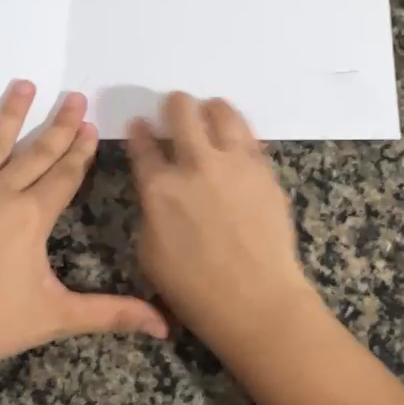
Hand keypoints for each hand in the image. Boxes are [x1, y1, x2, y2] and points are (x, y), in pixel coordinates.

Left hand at [0, 80, 168, 389]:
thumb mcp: (56, 318)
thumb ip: (111, 313)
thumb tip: (164, 325)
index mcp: (30, 217)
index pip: (65, 174)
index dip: (81, 150)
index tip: (92, 124)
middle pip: (35, 152)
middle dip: (59, 124)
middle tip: (74, 97)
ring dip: (9, 114)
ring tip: (24, 84)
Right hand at [126, 93, 321, 343]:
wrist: (256, 299)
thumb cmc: (195, 289)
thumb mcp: (150, 254)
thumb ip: (152, 213)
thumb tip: (160, 195)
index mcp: (160, 189)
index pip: (143, 147)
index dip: (138, 132)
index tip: (139, 125)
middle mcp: (196, 165)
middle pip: (182, 114)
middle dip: (174, 105)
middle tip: (175, 107)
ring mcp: (235, 164)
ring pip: (222, 114)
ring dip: (211, 108)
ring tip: (209, 110)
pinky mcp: (264, 171)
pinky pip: (250, 137)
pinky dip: (238, 130)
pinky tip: (236, 136)